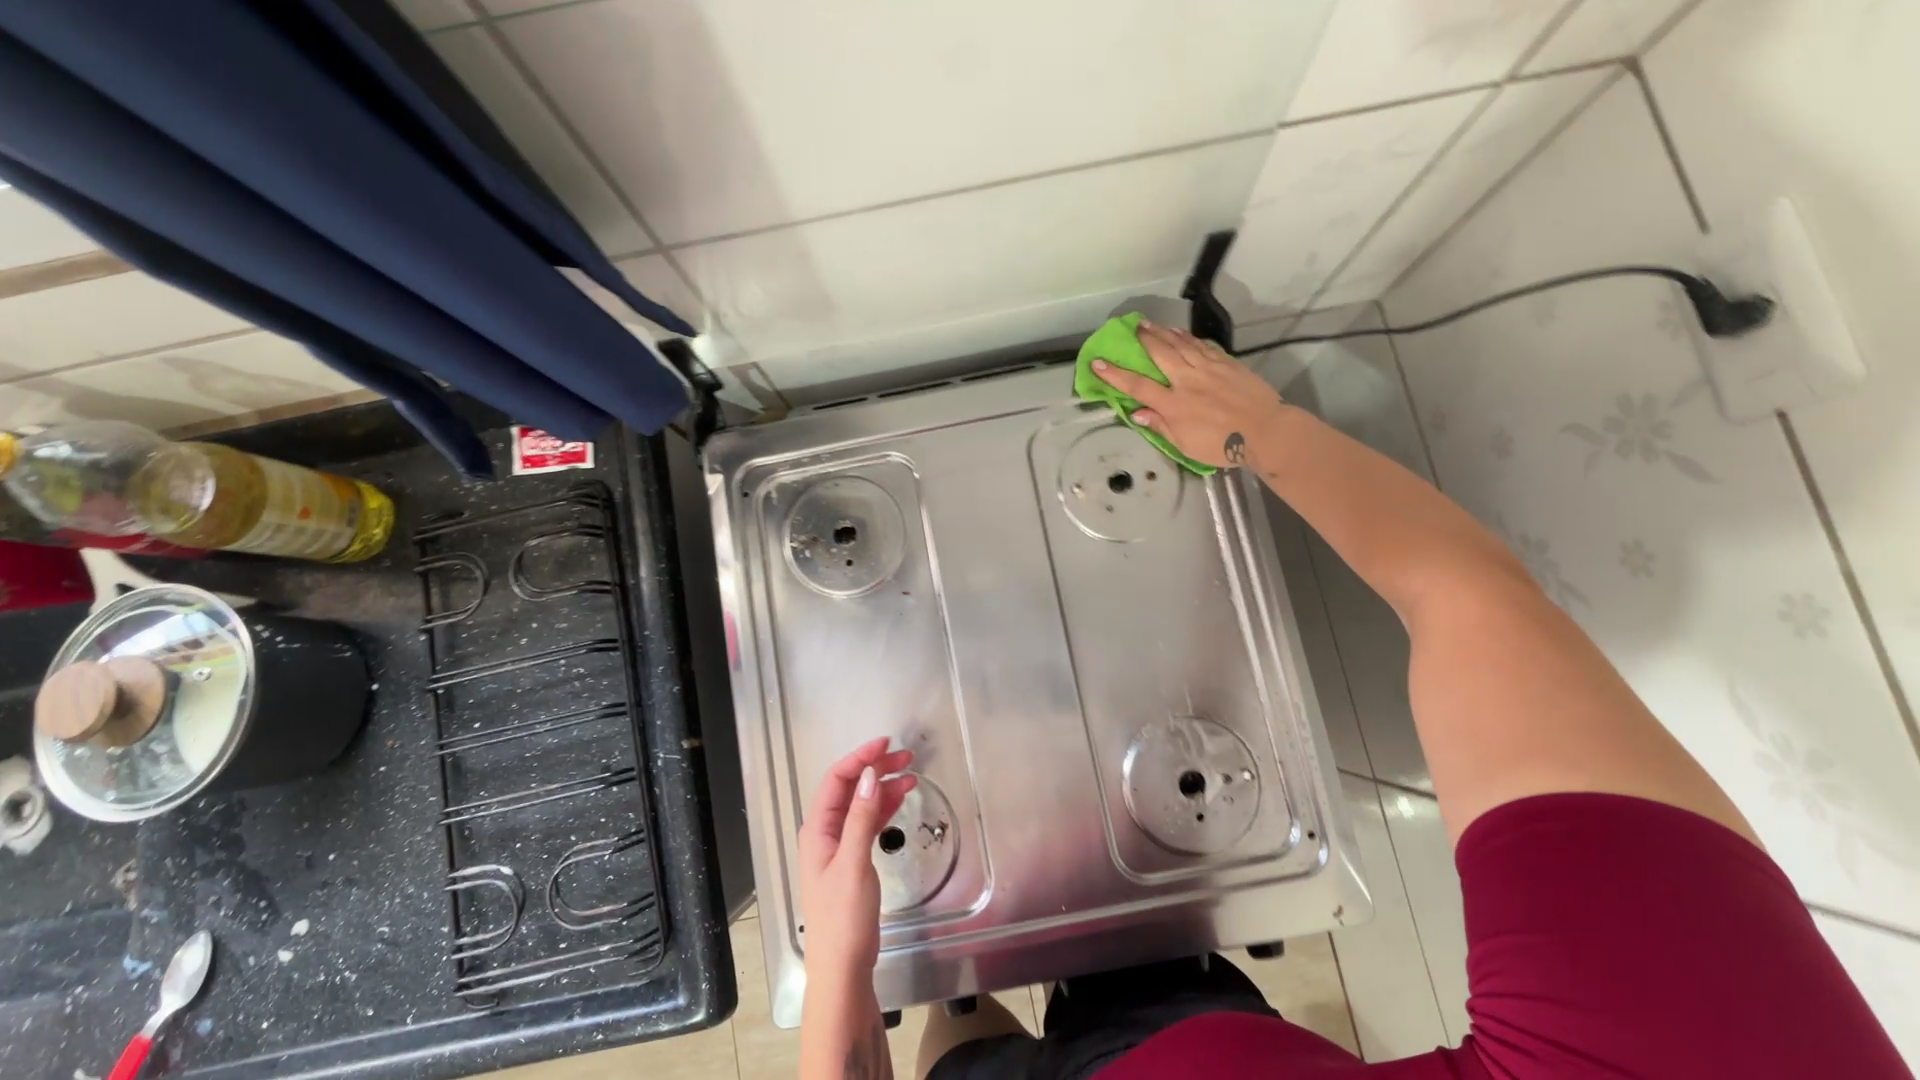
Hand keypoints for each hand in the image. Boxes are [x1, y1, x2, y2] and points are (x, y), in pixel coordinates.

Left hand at [798, 738, 917, 980]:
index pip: (836, 780)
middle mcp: (824, 833)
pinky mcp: (853, 860)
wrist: (842, 966)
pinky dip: (884, 809)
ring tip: (911, 775)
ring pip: (861, 804)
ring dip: (883, 787)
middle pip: (849, 789)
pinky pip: (868, 823)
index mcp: (817, 830)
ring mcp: (839, 847)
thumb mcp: (853, 863)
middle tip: (906, 756)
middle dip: (875, 768)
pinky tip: (901, 801)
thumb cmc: (843, 917)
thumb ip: (861, 818)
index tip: (886, 744)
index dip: (860, 758)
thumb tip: (869, 776)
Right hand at [1093, 320, 1286, 468]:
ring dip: (1163, 332)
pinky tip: (1181, 333)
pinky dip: (1189, 338)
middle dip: (1143, 339)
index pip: (1137, 386)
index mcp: (1173, 404)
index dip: (1115, 375)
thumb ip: (1161, 426)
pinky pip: (1203, 346)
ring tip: (1151, 324)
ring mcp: (1208, 368)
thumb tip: (1138, 413)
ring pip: (1181, 344)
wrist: (1265, 432)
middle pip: (1160, 353)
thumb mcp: (1186, 445)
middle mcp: (1187, 380)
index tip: (1098, 363)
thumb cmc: (1222, 445)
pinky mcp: (1227, 363)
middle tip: (1132, 327)